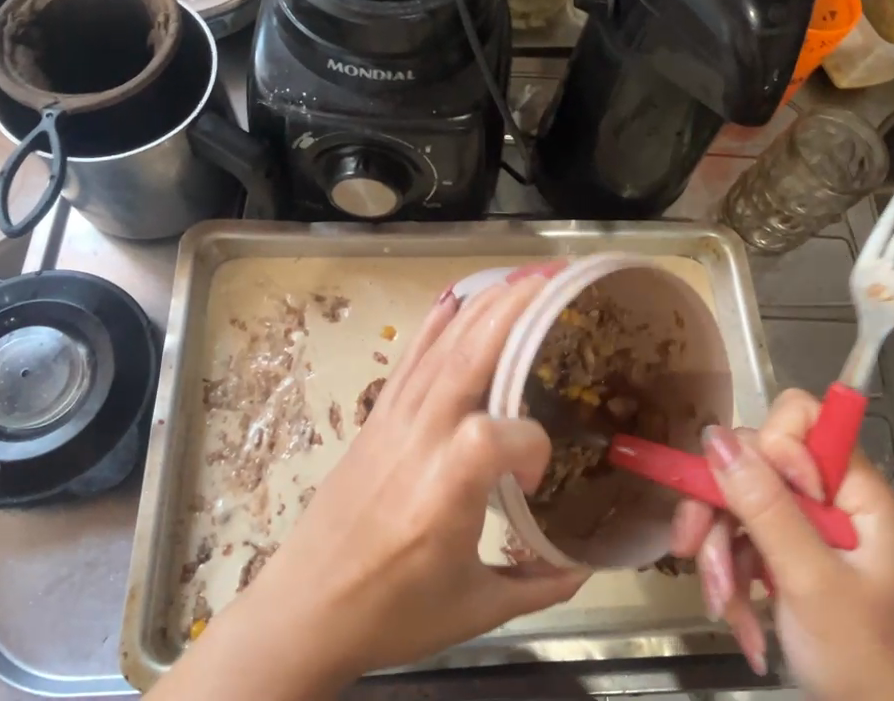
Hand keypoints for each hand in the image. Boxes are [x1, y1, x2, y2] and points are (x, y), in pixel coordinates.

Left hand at [152, 266, 587, 699]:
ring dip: (482, 309)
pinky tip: (454, 299)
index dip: (532, 445)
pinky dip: (433, 328)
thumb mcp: (474, 609)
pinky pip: (409, 363)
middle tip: (555, 283)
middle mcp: (418, 442)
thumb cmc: (392, 613)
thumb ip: (538, 582)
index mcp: (444, 493)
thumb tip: (588, 561)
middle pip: (467, 360)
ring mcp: (392, 423)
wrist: (305, 609)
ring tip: (521, 279)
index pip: (497, 435)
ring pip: (440, 352)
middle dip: (513, 315)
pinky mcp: (375, 420)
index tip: (537, 481)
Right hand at [670, 389, 893, 700]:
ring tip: (724, 608)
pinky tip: (739, 622)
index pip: (799, 419)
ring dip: (719, 556)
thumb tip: (713, 434)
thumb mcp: (811, 582)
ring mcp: (805, 531)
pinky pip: (739, 544)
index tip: (756, 495)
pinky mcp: (784, 561)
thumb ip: (765, 506)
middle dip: (720, 511)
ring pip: (736, 505)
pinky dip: (729, 580)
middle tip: (692, 551)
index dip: (769, 447)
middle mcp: (828, 499)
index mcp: (853, 491)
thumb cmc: (864, 660)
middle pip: (753, 463)